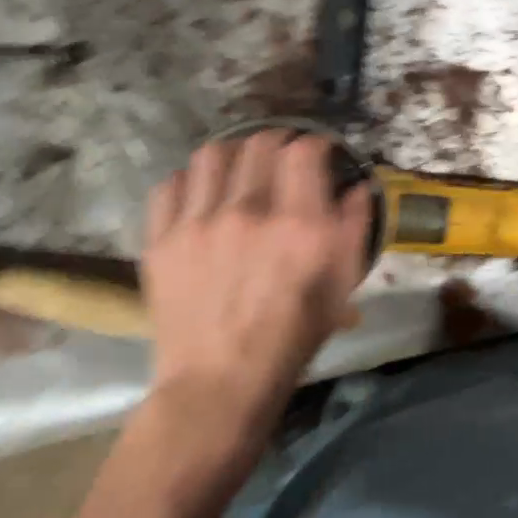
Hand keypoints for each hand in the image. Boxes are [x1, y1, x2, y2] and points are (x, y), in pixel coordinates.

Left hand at [139, 132, 372, 434]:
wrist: (221, 378)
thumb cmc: (294, 334)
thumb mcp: (342, 284)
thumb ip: (353, 229)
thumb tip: (356, 188)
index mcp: (300, 225)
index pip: (303, 152)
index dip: (315, 142)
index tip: (320, 150)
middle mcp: (249, 213)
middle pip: (258, 144)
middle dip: (277, 139)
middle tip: (284, 153)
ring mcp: (198, 223)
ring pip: (211, 155)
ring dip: (234, 152)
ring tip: (242, 167)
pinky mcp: (161, 240)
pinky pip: (171, 185)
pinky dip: (192, 180)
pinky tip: (203, 193)